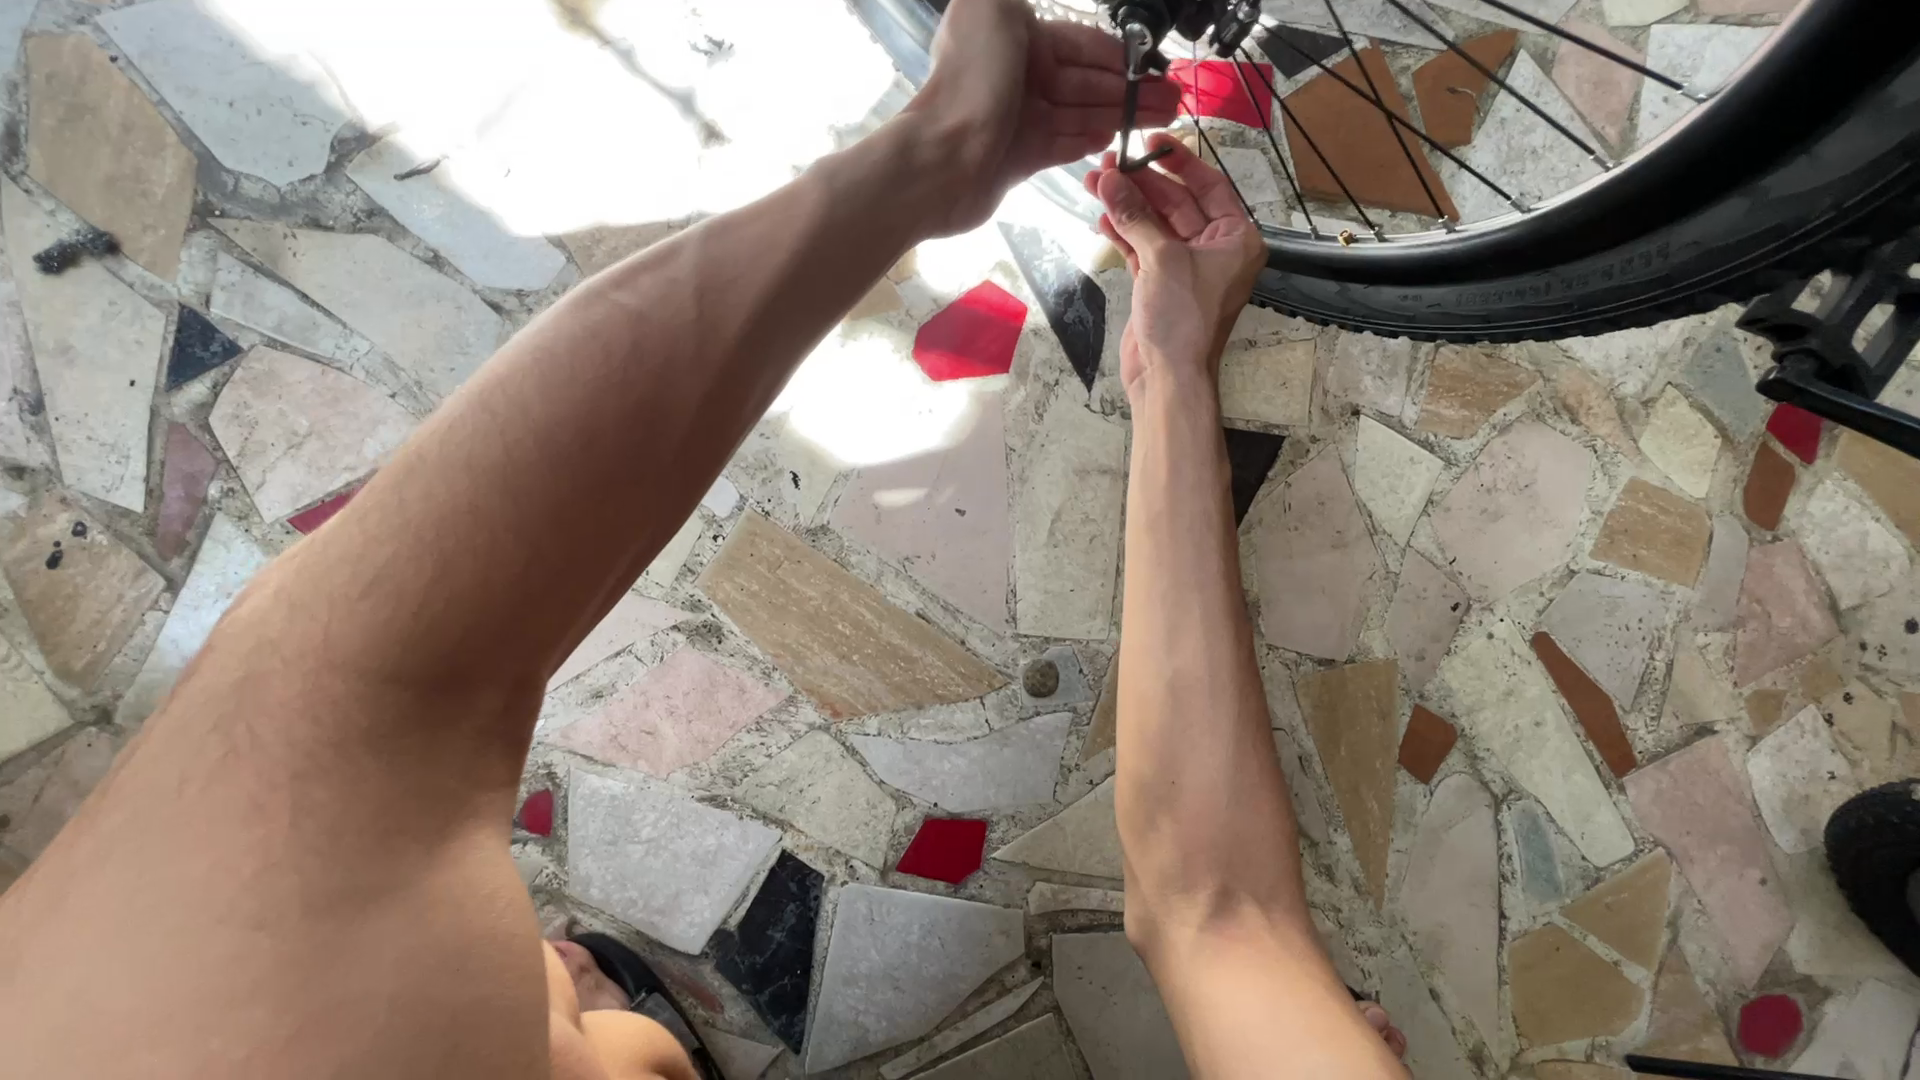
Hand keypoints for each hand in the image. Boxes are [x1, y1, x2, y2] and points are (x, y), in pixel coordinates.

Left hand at [906, 0, 1176, 236]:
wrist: (942, 158)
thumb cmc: (970, 80)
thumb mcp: (992, 5)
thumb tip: (1028, 2)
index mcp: (1019, 38)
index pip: (1082, 44)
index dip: (1121, 55)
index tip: (1156, 66)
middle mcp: (1022, 78)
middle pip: (1088, 81)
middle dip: (1131, 88)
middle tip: (1174, 99)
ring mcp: (1022, 121)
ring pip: (1082, 114)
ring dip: (1121, 115)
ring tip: (1164, 119)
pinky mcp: (1021, 160)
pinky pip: (1065, 145)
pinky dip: (1092, 140)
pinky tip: (1118, 139)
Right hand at [1084, 133, 1265, 395]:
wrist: (1169, 376)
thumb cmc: (1182, 317)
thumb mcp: (1161, 258)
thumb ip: (1135, 216)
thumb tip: (1108, 177)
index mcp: (1236, 237)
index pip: (1208, 185)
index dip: (1178, 161)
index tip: (1150, 141)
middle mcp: (1214, 249)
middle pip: (1176, 204)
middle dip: (1141, 185)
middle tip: (1107, 163)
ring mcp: (1185, 268)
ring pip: (1154, 226)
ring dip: (1125, 207)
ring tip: (1094, 182)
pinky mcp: (1159, 286)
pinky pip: (1142, 250)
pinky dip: (1123, 235)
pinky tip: (1101, 217)